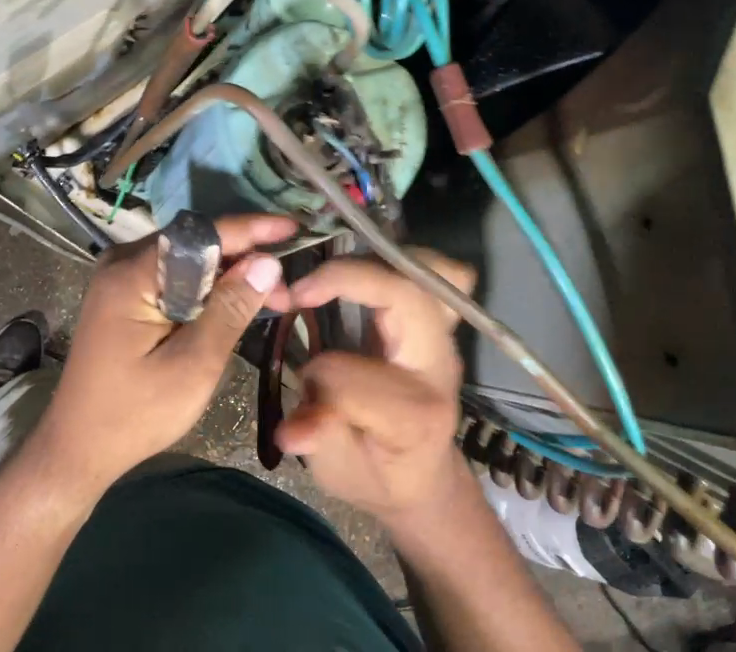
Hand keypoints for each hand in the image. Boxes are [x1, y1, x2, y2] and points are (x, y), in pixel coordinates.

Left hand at [30, 214, 297, 492]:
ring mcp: (119, 278)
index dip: (251, 229)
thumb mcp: (192, 365)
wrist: (79, 447)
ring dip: (229, 273)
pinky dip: (207, 287)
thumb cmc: (135, 414)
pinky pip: (173, 276)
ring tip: (274, 295)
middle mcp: (121, 262)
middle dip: (245, 256)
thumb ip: (229, 309)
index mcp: (131, 273)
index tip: (294, 226)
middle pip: (194, 242)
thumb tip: (268, 262)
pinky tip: (237, 302)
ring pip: (187, 259)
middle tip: (289, 283)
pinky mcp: (124, 296)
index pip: (201, 234)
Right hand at [267, 251, 472, 521]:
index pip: (358, 375)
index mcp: (414, 414)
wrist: (419, 476)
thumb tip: (292, 430)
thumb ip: (321, 443)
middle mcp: (437, 367)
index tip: (299, 393)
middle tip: (300, 292)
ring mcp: (443, 339)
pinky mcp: (438, 322)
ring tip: (332, 272)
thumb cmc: (375, 474)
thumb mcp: (340, 473)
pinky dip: (400, 261)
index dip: (317, 379)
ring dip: (378, 259)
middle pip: (407, 297)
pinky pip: (439, 273)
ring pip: (432, 272)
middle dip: (345, 280)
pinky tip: (362, 270)